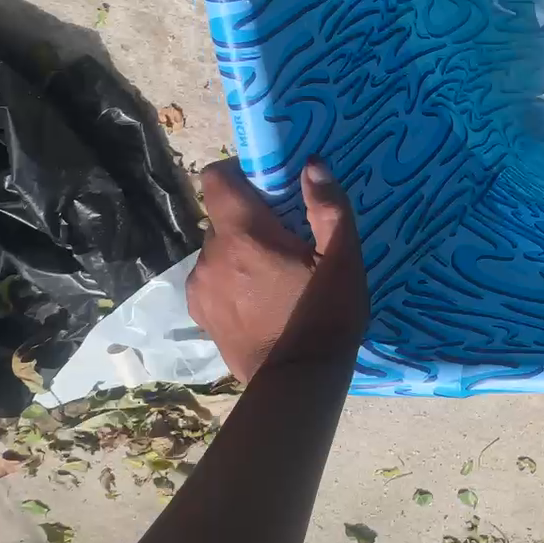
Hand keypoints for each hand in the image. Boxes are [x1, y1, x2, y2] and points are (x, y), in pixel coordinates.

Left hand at [188, 157, 369, 382]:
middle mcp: (210, 256)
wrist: (300, 379)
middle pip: (224, 217)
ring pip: (219, 249)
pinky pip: (214, 277)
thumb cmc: (327, 310)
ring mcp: (201, 287)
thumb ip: (328, 206)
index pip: (216, 181)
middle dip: (253, 217)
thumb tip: (313, 163)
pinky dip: (235, 275)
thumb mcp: (343, 255)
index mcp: (244, 236)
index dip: (240, 172)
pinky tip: (264, 295)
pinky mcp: (201, 313)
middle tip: (292, 234)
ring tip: (279, 270)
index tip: (270, 181)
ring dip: (244, 249)